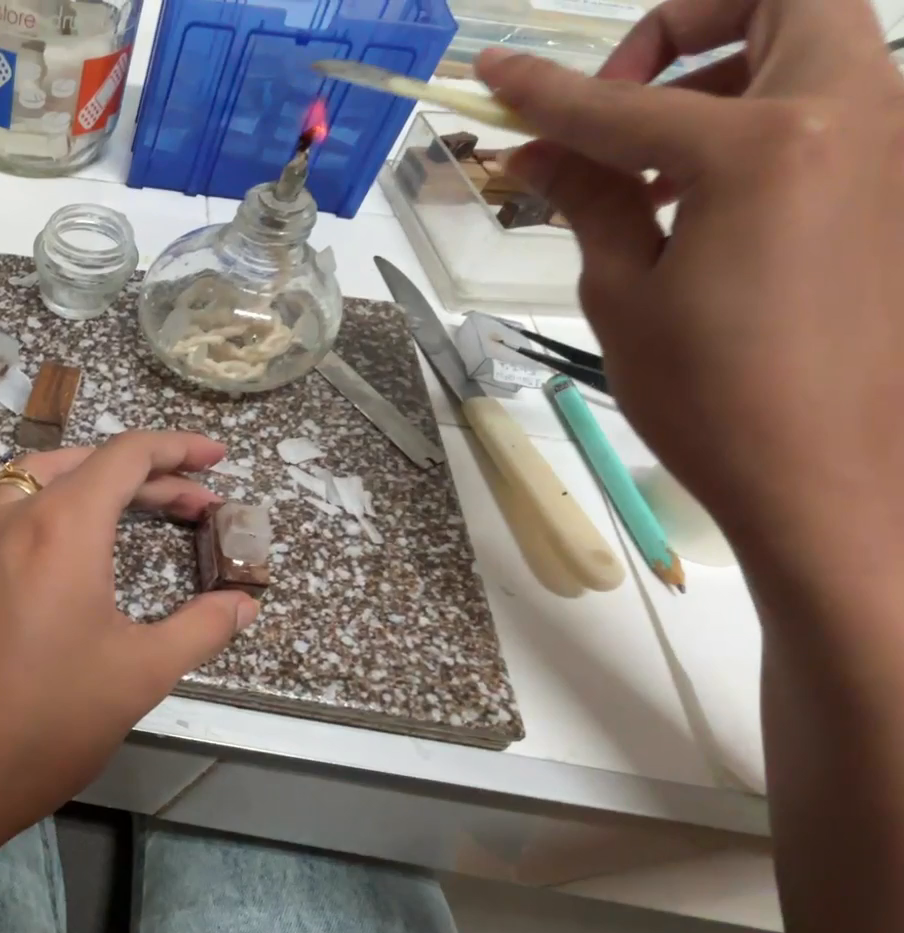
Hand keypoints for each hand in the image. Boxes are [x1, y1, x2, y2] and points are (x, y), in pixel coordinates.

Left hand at [0, 432, 258, 874]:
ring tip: (117, 503)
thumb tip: (244, 604)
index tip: (214, 458)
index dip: (176, 449)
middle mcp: (9, 518)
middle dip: (143, 476)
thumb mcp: (143, 672)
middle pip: (82, 465)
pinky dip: (23, 499)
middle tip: (189, 506)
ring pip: (25, 477)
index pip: (126, 457)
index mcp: (62, 528)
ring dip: (78, 477)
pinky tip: (37, 530)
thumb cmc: (54, 720)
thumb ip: (201, 627)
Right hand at [475, 1, 903, 578]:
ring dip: (717, 71)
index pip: (625, 103)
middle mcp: (853, 114)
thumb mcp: (623, 289)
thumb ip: (589, 197)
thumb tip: (535, 149)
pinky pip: (824, 105)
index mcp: (766, 147)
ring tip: (635, 161)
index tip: (492, 73)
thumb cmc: (706, 387)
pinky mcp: (891, 181)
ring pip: (811, 45)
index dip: (546, 89)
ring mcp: (889, 143)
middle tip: (612, 101)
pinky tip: (686, 191)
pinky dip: (750, 117)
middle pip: (783, 1)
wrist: (825, 463)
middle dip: (684, 26)